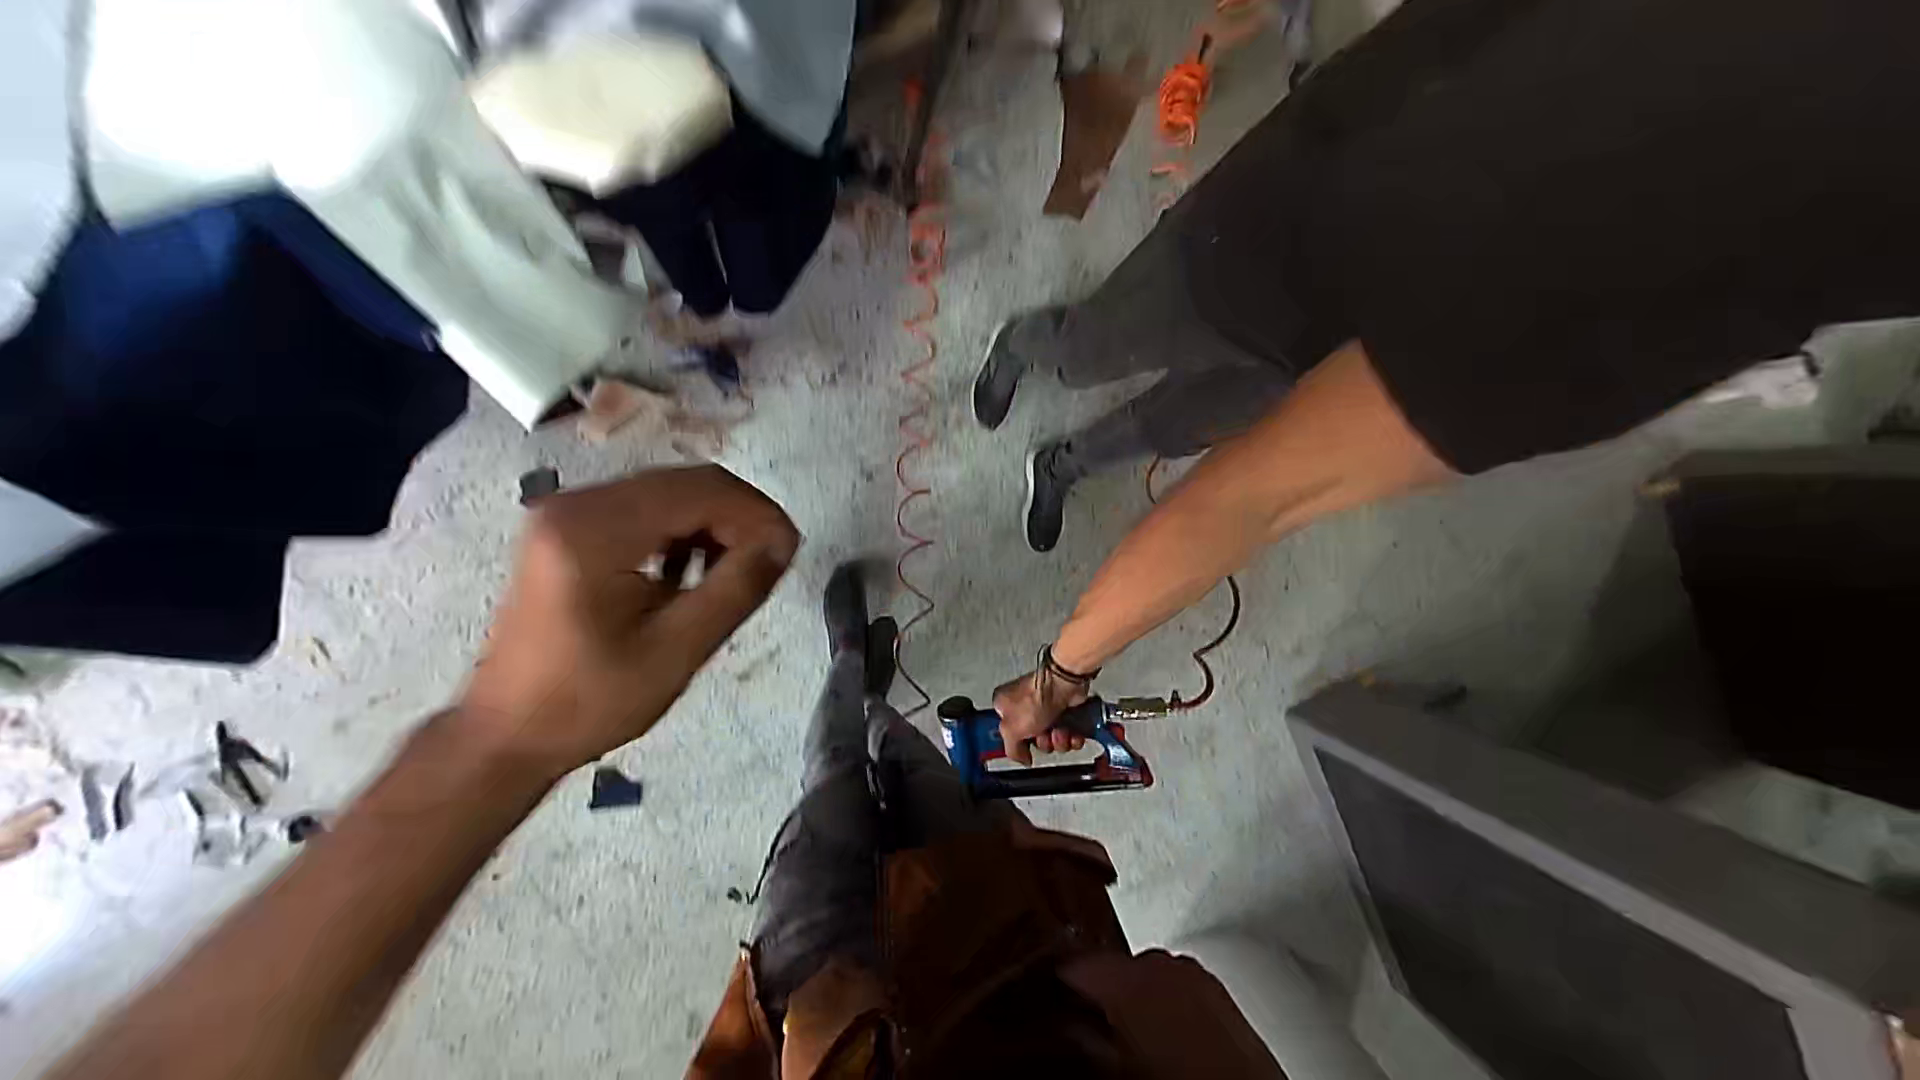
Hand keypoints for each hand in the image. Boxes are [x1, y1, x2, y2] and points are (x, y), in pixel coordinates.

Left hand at [460, 466, 798, 777]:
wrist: (507, 731)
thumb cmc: (589, 701)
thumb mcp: (675, 651)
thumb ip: (736, 590)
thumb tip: (783, 544)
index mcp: (595, 529)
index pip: (701, 490)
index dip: (757, 513)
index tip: (789, 551)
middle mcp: (578, 503)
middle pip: (686, 483)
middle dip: (740, 518)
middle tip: (771, 562)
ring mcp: (570, 512)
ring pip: (670, 493)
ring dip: (714, 525)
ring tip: (735, 572)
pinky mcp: (571, 528)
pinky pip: (646, 510)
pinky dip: (683, 531)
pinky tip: (693, 570)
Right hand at [992, 667, 1089, 765]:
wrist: (1064, 685)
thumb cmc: (1037, 697)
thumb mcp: (1011, 730)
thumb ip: (1011, 749)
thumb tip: (1021, 758)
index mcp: (1005, 706)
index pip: (1007, 734)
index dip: (1018, 746)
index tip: (1025, 753)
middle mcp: (1025, 706)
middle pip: (1033, 741)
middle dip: (1043, 743)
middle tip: (1044, 735)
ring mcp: (1046, 708)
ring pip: (1053, 739)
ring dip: (1059, 741)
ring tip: (1060, 731)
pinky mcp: (1065, 710)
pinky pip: (1069, 734)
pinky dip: (1072, 737)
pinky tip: (1071, 732)